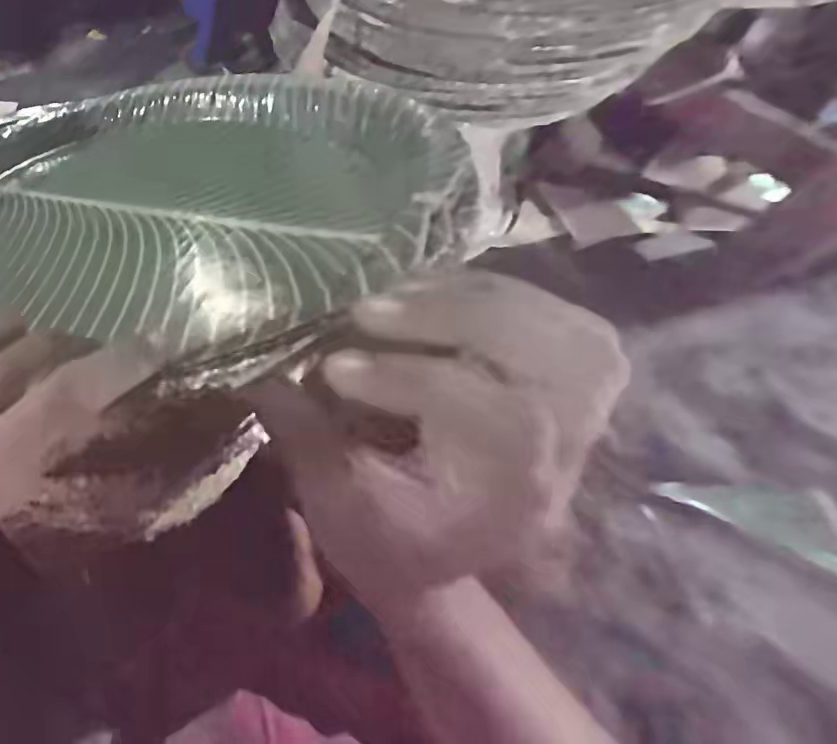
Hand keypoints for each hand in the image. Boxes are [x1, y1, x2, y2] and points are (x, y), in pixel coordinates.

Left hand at [0, 317, 159, 598]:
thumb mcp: (11, 491)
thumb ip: (53, 432)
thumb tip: (97, 381)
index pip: (66, 391)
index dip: (117, 362)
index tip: (151, 342)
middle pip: (40, 346)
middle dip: (69, 351)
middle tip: (74, 364)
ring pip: (4, 323)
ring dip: (24, 341)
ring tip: (14, 367)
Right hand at [249, 272, 626, 614]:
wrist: (446, 546)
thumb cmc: (390, 537)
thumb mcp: (338, 507)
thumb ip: (306, 439)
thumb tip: (260, 372)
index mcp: (508, 491)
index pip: (487, 416)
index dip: (408, 378)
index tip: (331, 370)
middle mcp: (563, 447)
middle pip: (544, 358)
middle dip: (448, 319)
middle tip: (364, 311)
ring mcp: (577, 406)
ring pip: (558, 325)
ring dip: (468, 297)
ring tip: (390, 295)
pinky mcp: (564, 372)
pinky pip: (549, 309)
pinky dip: (485, 289)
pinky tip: (423, 290)